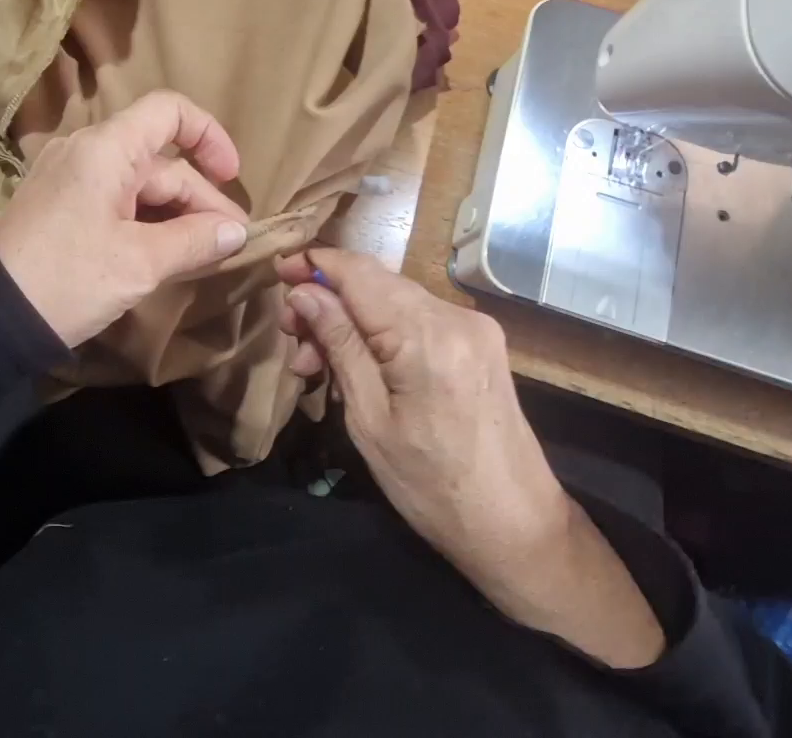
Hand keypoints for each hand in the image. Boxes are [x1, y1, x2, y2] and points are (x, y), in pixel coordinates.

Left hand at [0, 91, 250, 347]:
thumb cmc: (68, 280)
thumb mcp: (140, 264)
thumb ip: (194, 241)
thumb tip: (237, 232)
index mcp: (105, 149)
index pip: (169, 111)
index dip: (209, 136)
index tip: (231, 178)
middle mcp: (86, 151)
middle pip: (160, 161)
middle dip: (200, 199)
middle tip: (231, 243)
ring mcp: (69, 178)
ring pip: (139, 185)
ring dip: (176, 215)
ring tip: (206, 253)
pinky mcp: (60, 206)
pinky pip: (115, 201)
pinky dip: (146, 222)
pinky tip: (168, 253)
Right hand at [275, 249, 569, 580]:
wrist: (515, 527)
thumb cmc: (430, 486)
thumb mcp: (368, 419)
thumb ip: (339, 344)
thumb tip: (303, 293)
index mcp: (427, 335)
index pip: (359, 271)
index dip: (314, 264)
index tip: (277, 272)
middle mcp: (456, 317)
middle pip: (376, 281)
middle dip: (327, 299)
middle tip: (292, 339)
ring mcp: (474, 328)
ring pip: (394, 300)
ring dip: (351, 319)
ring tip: (316, 365)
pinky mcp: (481, 343)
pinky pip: (417, 320)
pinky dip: (381, 332)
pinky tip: (357, 366)